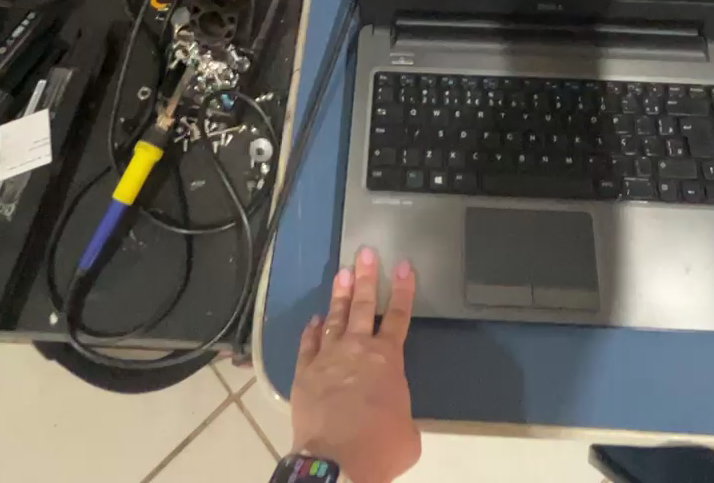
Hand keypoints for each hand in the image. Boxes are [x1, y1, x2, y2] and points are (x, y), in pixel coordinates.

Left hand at [290, 247, 420, 482]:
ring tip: (342, 273)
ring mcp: (329, 357)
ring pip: (335, 317)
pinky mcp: (305, 371)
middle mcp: (358, 349)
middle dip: (367, 277)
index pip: (399, 316)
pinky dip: (312, 330)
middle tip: (365, 252)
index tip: (404, 265)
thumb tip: (394, 418)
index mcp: (388, 359)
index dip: (403, 290)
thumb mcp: (407, 434)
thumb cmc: (380, 448)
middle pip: (365, 305)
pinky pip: (308, 344)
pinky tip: (313, 319)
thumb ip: (401, 413)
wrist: (337, 463)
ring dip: (340, 295)